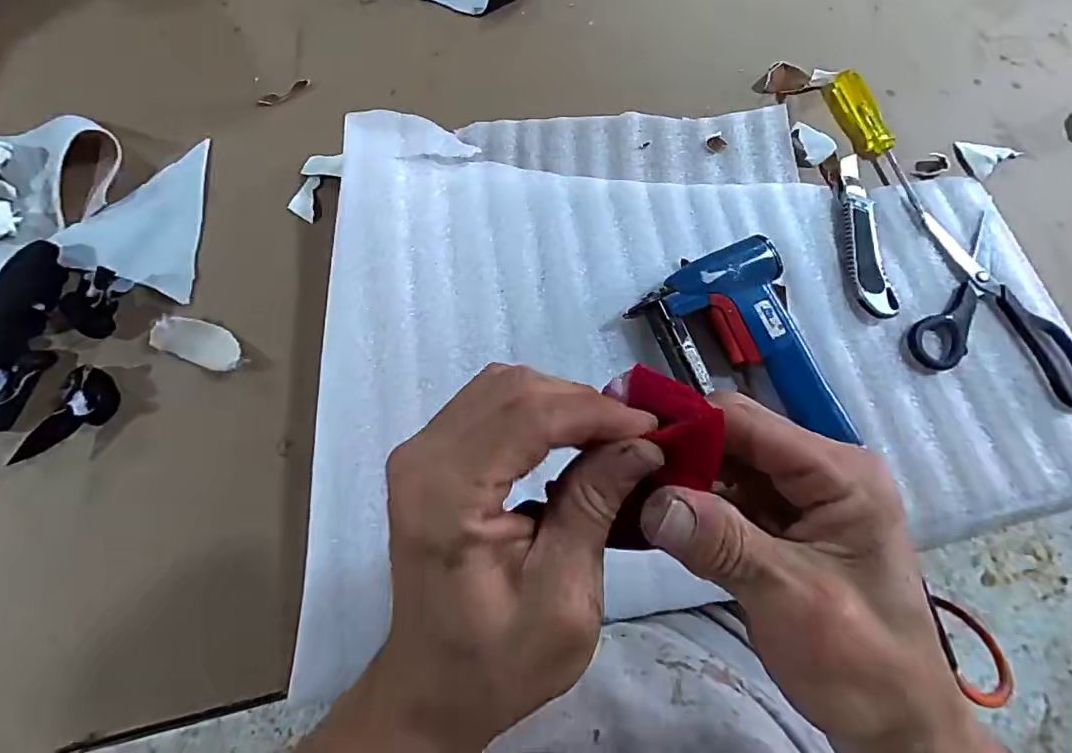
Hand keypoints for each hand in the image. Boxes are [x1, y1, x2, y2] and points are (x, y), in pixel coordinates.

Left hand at [309, 364, 661, 751]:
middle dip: (584, 402)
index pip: (528, 416)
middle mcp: (423, 458)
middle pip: (515, 390)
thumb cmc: (496, 660)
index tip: (650, 428)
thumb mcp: (563, 599)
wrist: (430, 686)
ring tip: (609, 433)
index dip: (594, 412)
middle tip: (635, 433)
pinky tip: (571, 434)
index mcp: (446, 497)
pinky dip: (540, 407)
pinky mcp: (430, 452)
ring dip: (563, 400)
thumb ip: (594, 507)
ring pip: (506, 386)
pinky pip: (493, 401)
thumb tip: (641, 442)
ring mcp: (421, 450)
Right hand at [640, 391, 998, 752]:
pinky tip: (661, 513)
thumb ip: (725, 544)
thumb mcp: (792, 599)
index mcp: (840, 471)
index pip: (751, 422)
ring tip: (630, 485)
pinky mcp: (789, 523)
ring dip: (687, 477)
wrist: (899, 726)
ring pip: (732, 466)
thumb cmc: (862, 663)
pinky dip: (701, 505)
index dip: (691, 420)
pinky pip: (736, 498)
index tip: (633, 433)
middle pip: (739, 438)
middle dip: (684, 450)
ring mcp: (806, 495)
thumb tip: (656, 500)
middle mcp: (824, 469)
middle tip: (624, 464)